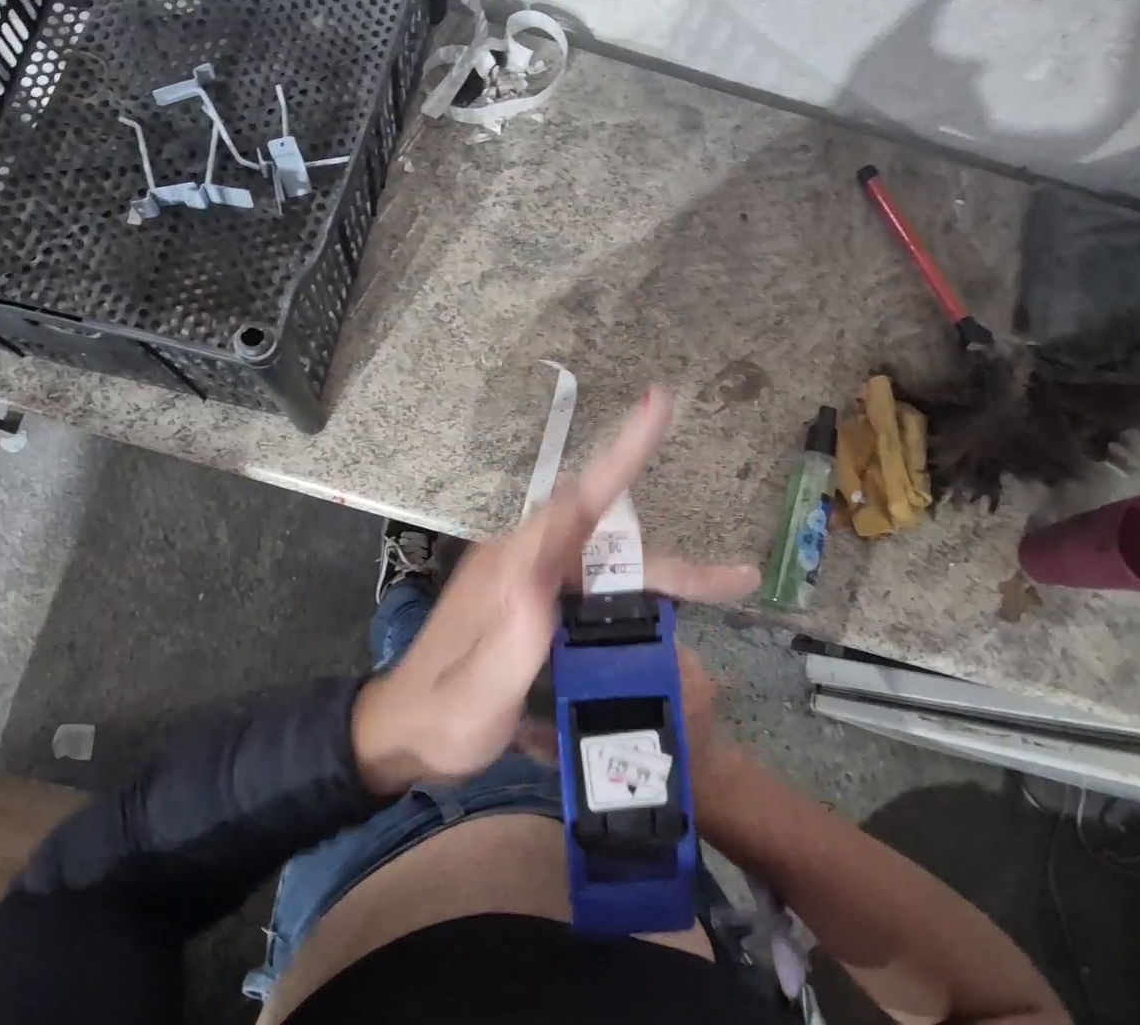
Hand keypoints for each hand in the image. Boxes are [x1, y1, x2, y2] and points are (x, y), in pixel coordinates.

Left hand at [351, 387, 759, 794]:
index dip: (618, 455)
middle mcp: (525, 567)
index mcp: (511, 571)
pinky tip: (663, 626)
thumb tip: (540, 582)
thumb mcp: (472, 696)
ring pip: (609, 572)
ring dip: (664, 583)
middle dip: (675, 564)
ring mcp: (531, 588)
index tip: (658, 405)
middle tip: (738, 578)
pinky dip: (637, 604)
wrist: (401, 735)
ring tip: (724, 594)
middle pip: (610, 547)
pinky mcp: (536, 611)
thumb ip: (506, 646)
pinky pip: (598, 594)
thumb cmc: (437, 719)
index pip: (573, 505)